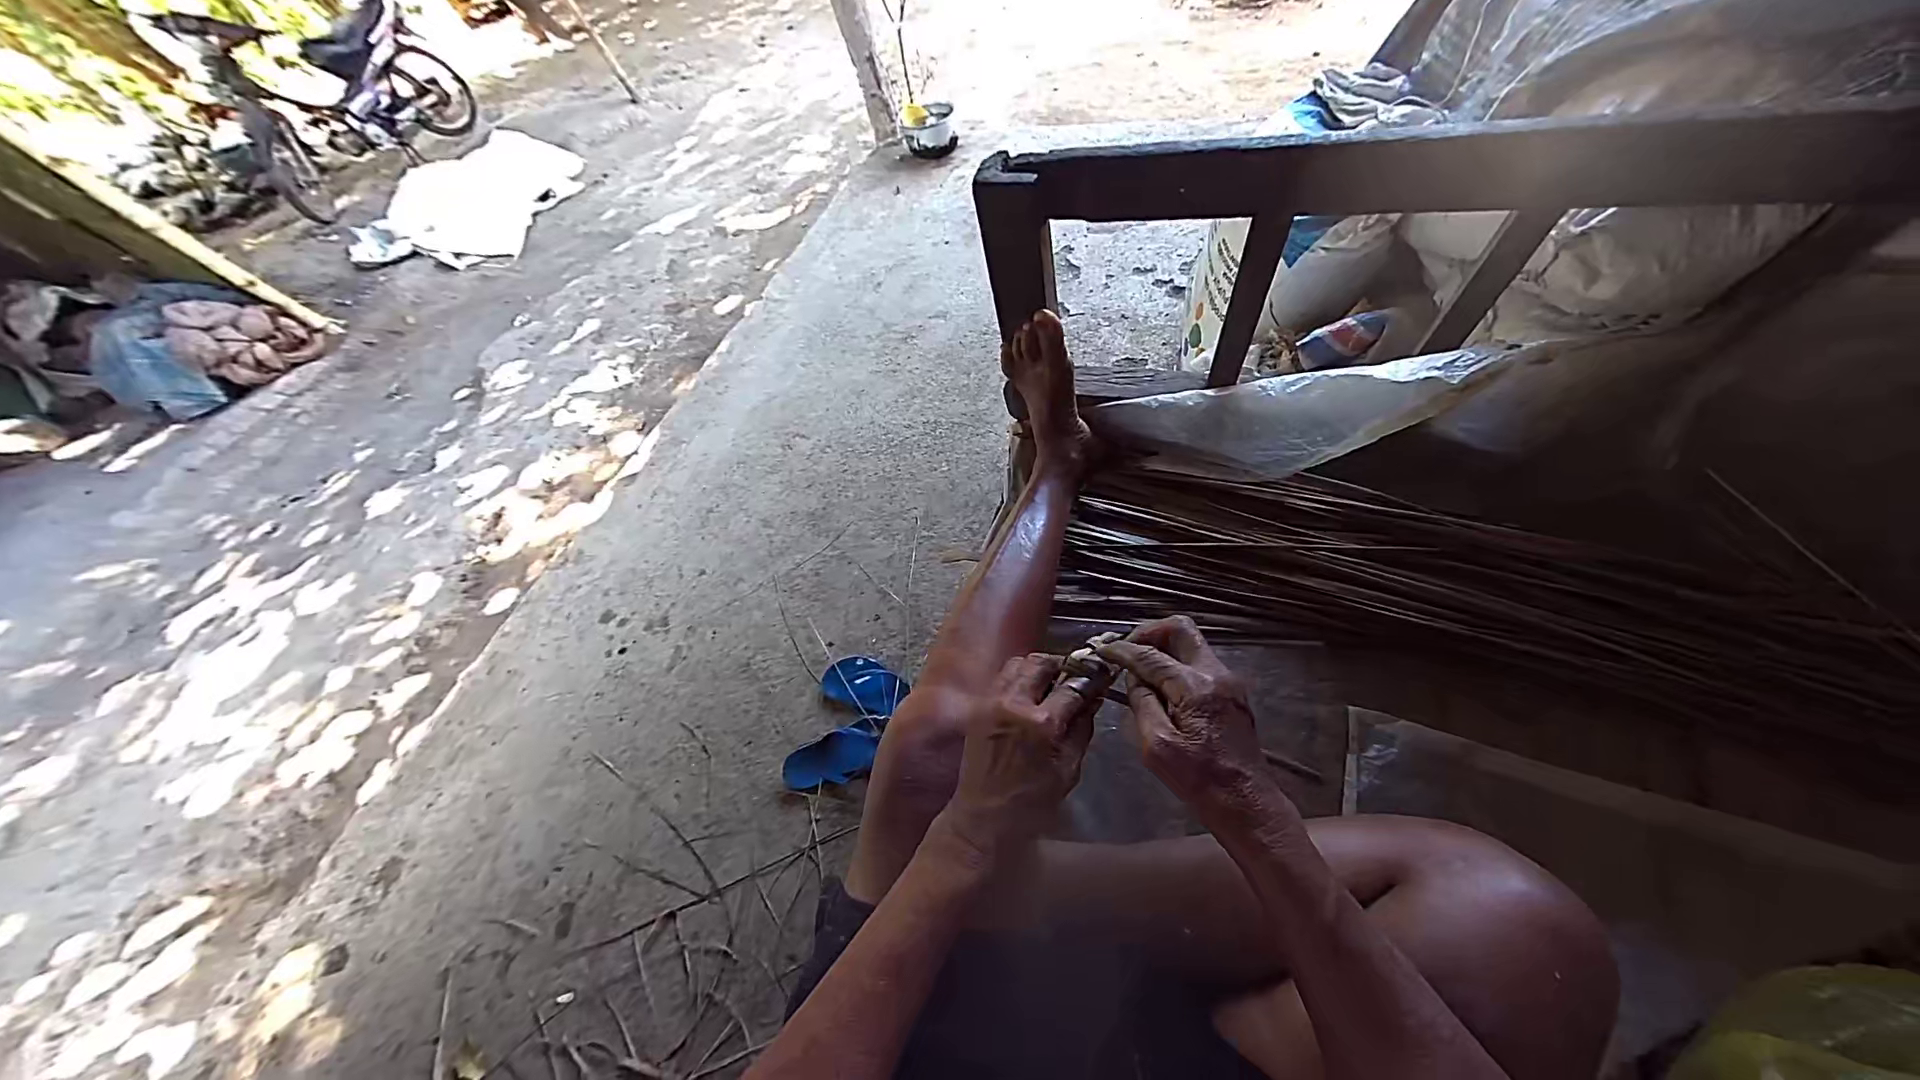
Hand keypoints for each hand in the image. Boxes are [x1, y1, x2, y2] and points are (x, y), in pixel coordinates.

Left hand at [939, 653, 1096, 860]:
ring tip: (1052, 683)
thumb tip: (1093, 699)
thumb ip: (1082, 728)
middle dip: (1063, 666)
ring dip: (1039, 668)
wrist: (984, 816)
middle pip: (1042, 663)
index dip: (1092, 678)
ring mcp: (992, 702)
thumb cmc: (1032, 802)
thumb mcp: (1069, 769)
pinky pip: (1003, 676)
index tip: (1103, 674)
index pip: (1073, 686)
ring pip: (1020, 663)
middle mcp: (1014, 704)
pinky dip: (1020, 676)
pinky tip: (1030, 692)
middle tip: (1075, 677)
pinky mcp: (980, 706)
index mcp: (1041, 723)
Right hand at [1097, 617, 1295, 832]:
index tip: (1103, 651)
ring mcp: (1227, 680)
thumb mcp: (1156, 745)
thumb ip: (1142, 703)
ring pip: (1190, 642)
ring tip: (1139, 668)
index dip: (1122, 650)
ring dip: (1162, 647)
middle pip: (1180, 628)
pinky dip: (1174, 661)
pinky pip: (1197, 660)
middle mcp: (1216, 674)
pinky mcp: (1230, 691)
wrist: (1246, 802)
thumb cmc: (1199, 780)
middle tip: (1126, 650)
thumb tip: (1134, 678)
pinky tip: (1159, 684)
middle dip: (1148, 633)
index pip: (1151, 656)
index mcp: (1196, 688)